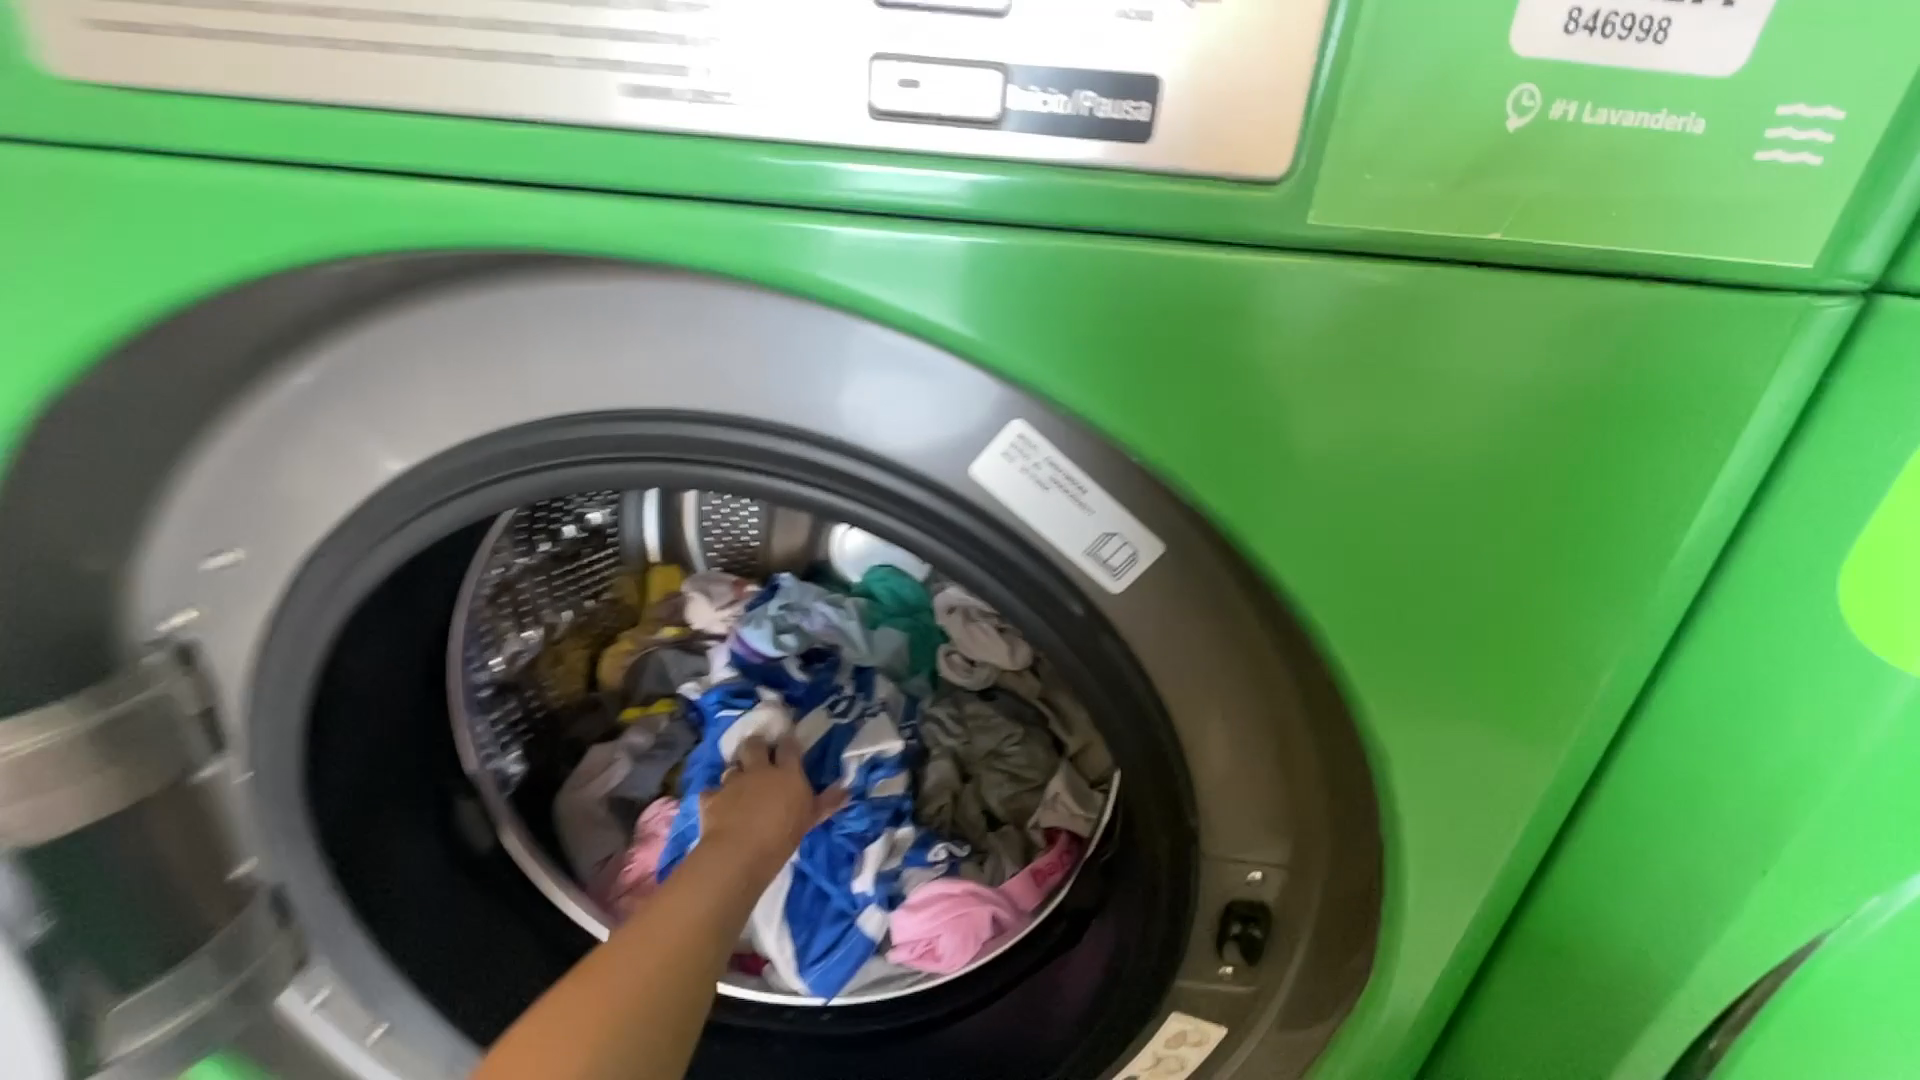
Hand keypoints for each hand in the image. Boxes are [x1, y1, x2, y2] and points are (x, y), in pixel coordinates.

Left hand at [699, 735, 846, 879]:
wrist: (740, 851)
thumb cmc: (783, 835)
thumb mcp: (810, 819)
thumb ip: (827, 803)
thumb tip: (847, 791)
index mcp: (787, 772)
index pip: (788, 746)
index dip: (787, 743)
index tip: (788, 743)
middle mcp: (759, 770)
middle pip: (755, 745)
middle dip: (756, 746)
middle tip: (759, 753)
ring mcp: (733, 782)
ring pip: (732, 766)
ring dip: (736, 771)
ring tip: (739, 781)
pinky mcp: (711, 797)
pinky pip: (712, 790)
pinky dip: (715, 796)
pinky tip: (717, 804)